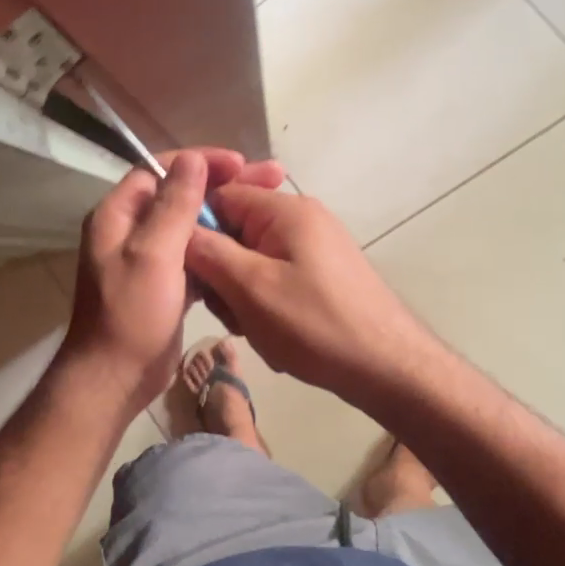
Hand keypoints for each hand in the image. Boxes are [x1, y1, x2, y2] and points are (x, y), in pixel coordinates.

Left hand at [59, 149, 283, 409]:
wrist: (115, 377)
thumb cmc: (130, 313)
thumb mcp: (152, 254)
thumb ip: (173, 206)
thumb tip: (191, 159)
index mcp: (117, 216)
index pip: (158, 170)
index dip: (199, 162)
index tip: (241, 162)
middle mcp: (128, 231)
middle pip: (178, 195)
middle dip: (220, 186)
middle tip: (269, 179)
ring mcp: (145, 260)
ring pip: (189, 226)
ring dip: (223, 216)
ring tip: (267, 209)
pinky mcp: (162, 285)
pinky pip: (193, 256)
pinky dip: (217, 248)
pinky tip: (249, 248)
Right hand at [185, 184, 442, 403]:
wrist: (389, 369)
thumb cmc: (316, 325)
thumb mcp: (250, 287)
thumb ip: (207, 251)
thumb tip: (175, 228)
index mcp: (284, 210)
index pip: (217, 196)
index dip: (192, 228)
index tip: (184, 267)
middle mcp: (299, 218)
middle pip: (231, 229)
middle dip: (218, 269)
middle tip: (227, 308)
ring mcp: (311, 247)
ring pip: (246, 259)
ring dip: (237, 293)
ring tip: (251, 325)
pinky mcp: (317, 274)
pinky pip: (269, 277)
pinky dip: (259, 303)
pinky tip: (269, 331)